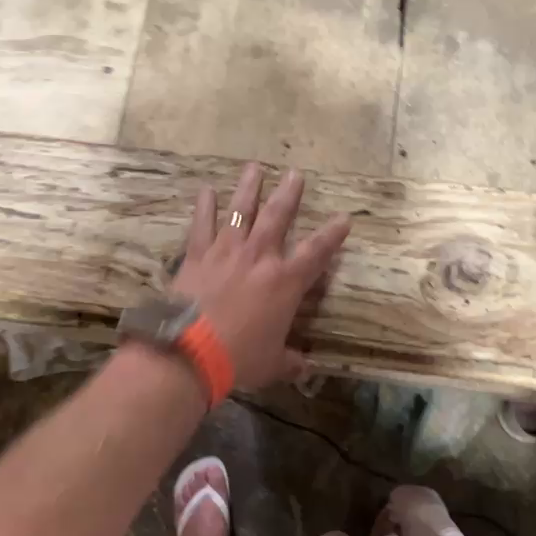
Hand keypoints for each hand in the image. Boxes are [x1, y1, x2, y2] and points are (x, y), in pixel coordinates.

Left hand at [173, 163, 351, 389]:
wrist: (190, 353)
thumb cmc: (239, 359)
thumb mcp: (272, 364)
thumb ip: (289, 361)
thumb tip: (303, 368)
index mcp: (285, 283)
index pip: (316, 253)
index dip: (333, 236)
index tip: (345, 218)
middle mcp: (258, 258)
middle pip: (277, 217)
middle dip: (289, 194)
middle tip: (295, 173)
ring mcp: (225, 253)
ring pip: (240, 212)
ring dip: (249, 188)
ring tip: (254, 167)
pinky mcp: (196, 257)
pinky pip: (202, 226)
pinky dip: (205, 207)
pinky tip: (206, 190)